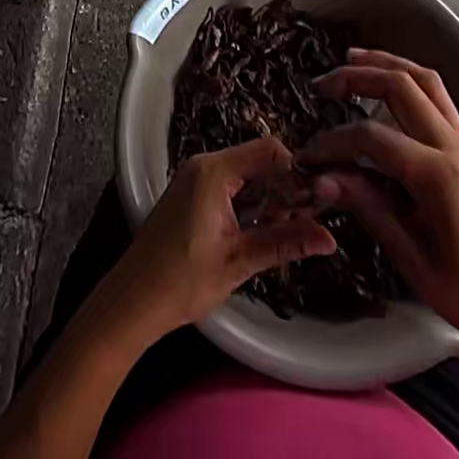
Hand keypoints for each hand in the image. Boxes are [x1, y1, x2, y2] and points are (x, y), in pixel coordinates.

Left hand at [108, 136, 336, 338]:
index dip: (297, 170)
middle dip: (286, 187)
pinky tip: (263, 228)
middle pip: (260, 160)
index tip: (316, 198)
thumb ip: (287, 242)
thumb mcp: (240, 261)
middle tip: (307, 217)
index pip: (270, 149)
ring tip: (289, 227)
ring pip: (248, 174)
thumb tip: (330, 239)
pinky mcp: (192, 196)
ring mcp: (195, 180)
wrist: (127, 308)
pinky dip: (251, 203)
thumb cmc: (179, 283)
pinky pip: (232, 186)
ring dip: (270, 197)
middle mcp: (204, 166)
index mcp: (214, 172)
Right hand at [300, 50, 458, 359]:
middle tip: (324, 82)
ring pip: (427, 83)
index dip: (333, 143)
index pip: (373, 138)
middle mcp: (457, 150)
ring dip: (389, 65)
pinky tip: (393, 90)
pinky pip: (440, 101)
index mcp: (440, 177)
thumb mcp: (415, 260)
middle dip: (359, 76)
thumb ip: (372, 210)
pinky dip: (411, 83)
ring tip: (356, 60)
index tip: (308, 157)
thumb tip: (329, 180)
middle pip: (403, 87)